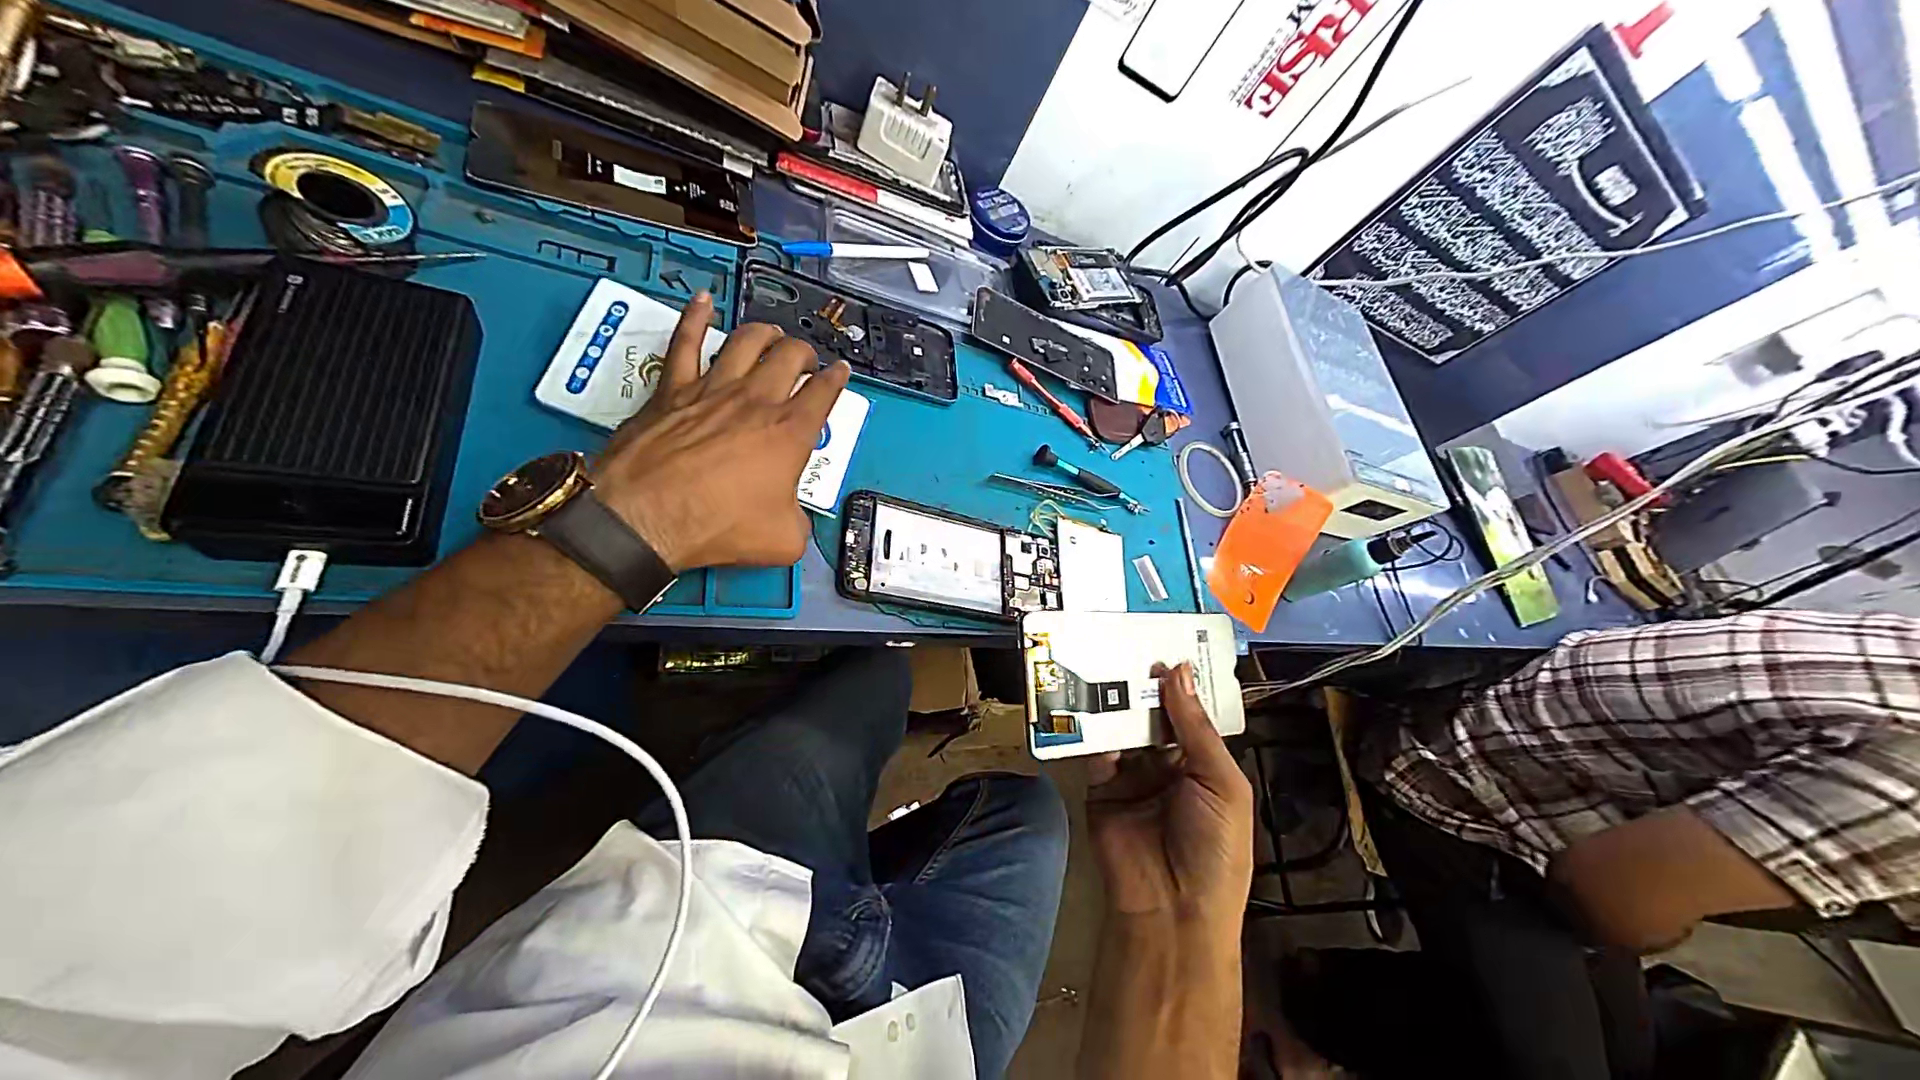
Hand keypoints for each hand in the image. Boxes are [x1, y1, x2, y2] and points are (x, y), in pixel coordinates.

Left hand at [591, 292, 849, 571]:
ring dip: (765, 333)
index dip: (837, 379)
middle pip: (790, 356)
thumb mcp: (782, 539)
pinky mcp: (673, 390)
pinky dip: (695, 318)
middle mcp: (755, 401)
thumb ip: (800, 524)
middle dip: (805, 354)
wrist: (647, 518)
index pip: (824, 392)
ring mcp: (712, 390)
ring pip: (747, 341)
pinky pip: (686, 341)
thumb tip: (795, 525)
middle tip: (806, 360)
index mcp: (789, 432)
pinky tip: (701, 303)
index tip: (839, 374)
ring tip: (772, 334)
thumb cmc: (713, 524)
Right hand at [1085, 662, 1253, 926]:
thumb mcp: (1221, 782)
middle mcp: (1166, 764)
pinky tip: (1091, 718)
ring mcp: (1131, 775)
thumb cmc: (1214, 845)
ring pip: (1122, 730)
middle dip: (1143, 692)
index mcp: (1203, 763)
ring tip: (1105, 676)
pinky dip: (1093, 736)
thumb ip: (1194, 726)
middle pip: (1151, 718)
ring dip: (1116, 708)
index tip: (1163, 651)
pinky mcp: (1100, 788)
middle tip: (1127, 654)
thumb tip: (1178, 672)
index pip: (1187, 715)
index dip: (1178, 686)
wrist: (1172, 907)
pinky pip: (1096, 754)